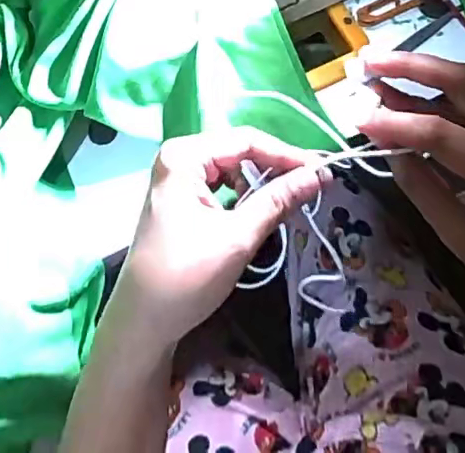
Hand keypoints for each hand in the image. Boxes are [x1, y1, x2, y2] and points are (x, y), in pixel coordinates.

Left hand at [105, 128, 328, 354]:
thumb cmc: (186, 279)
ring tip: (290, 198)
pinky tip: (260, 208)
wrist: (141, 324)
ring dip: (259, 181)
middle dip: (275, 166)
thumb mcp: (238, 237)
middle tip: (313, 184)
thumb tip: (319, 174)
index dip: (286, 154)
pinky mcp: (180, 195)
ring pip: (231, 166)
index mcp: (185, 156)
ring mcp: (177, 175)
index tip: (323, 170)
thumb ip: (277, 200)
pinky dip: (243, 194)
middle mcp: (178, 155)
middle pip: (238, 150)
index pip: (246, 141)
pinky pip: (220, 182)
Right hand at [356, 52, 464, 331]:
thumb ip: (425, 191)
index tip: (360, 120)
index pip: (446, 135)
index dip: (398, 124)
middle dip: (413, 66)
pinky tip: (408, 97)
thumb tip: (389, 149)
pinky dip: (439, 96)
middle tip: (369, 61)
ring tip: (378, 72)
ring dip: (424, 74)